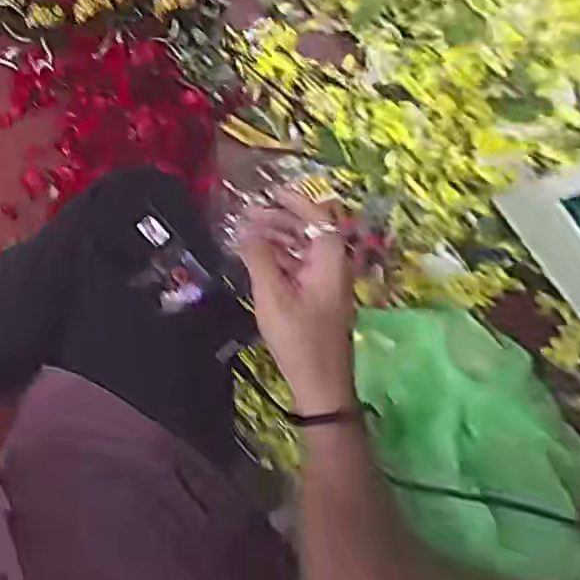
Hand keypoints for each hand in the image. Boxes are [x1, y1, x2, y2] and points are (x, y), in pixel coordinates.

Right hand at [237, 187, 357, 417]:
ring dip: (278, 237)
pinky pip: (301, 265)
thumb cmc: (299, 339)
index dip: (297, 201)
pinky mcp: (319, 298)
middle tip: (249, 215)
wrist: (322, 386)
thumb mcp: (272, 296)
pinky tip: (258, 258)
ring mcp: (328, 283)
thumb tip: (246, 231)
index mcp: (330, 261)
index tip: (271, 192)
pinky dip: (281, 256)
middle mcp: (334, 267)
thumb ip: (259, 258)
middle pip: (310, 230)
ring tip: (247, 234)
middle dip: (280, 219)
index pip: (319, 218)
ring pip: (304, 248)